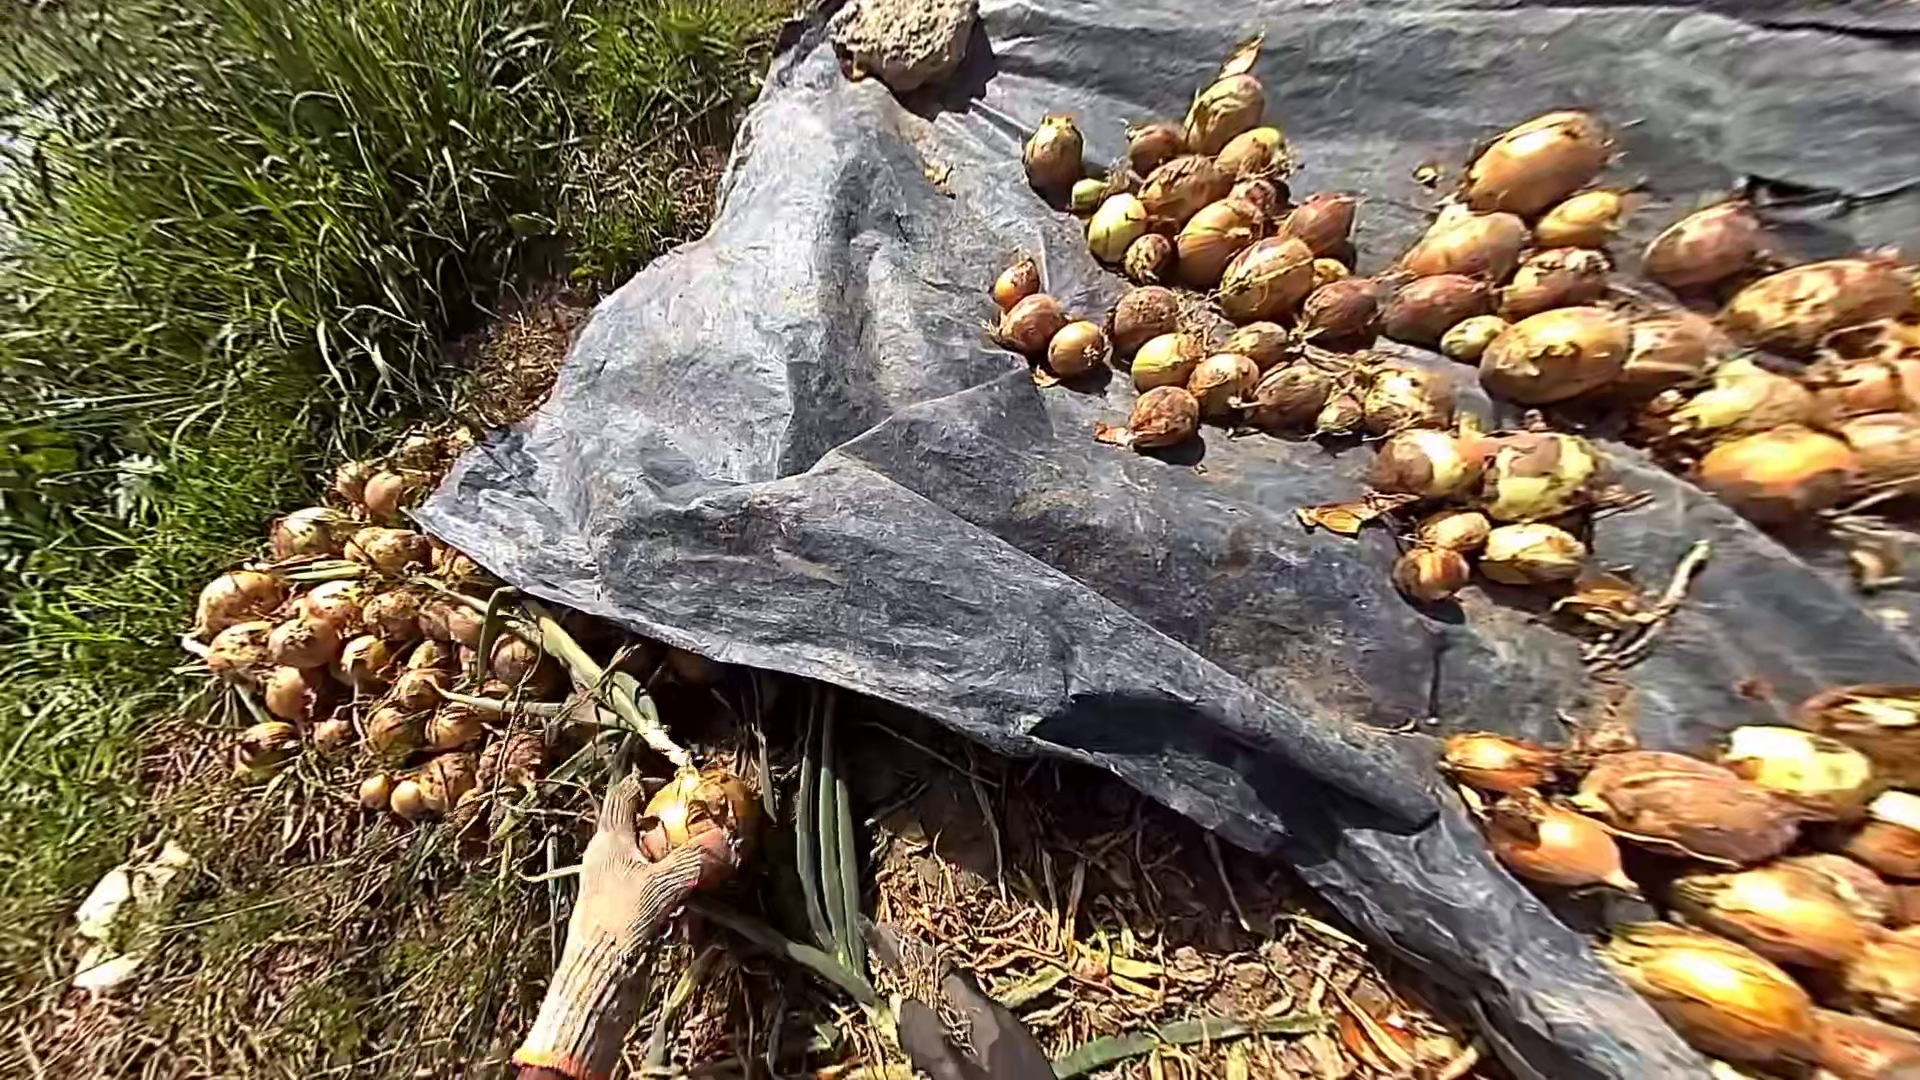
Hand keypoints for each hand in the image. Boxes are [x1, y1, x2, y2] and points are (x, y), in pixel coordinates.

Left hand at [514, 773, 715, 1079]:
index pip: (624, 794)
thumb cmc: (620, 921)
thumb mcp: (664, 883)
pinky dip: (673, 887)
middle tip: (698, 824)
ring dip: (676, 860)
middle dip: (672, 826)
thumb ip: (696, 858)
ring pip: (649, 856)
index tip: (677, 785)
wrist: (595, 979)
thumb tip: (727, 840)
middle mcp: (608, 855)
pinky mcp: (621, 906)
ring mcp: (612, 881)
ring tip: (700, 867)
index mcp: (609, 839)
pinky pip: (652, 884)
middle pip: (641, 825)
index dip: (648, 783)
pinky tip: (690, 902)